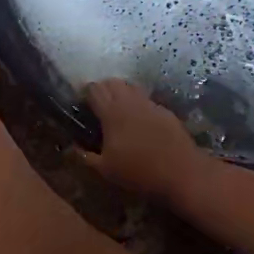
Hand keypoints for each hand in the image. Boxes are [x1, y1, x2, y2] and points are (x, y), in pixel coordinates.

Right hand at [75, 79, 206, 198]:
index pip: (94, 89)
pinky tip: (140, 121)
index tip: (84, 106)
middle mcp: (129, 101)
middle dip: (103, 89)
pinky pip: (146, 99)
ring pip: (130, 86)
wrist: (181, 171)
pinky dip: (138, 103)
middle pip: (111, 82)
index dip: (86, 94)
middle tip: (99, 107)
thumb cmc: (139, 171)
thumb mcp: (106, 169)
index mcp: (111, 112)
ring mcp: (149, 103)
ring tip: (119, 110)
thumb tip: (72, 148)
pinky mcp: (164, 110)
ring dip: (121, 92)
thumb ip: (85, 156)